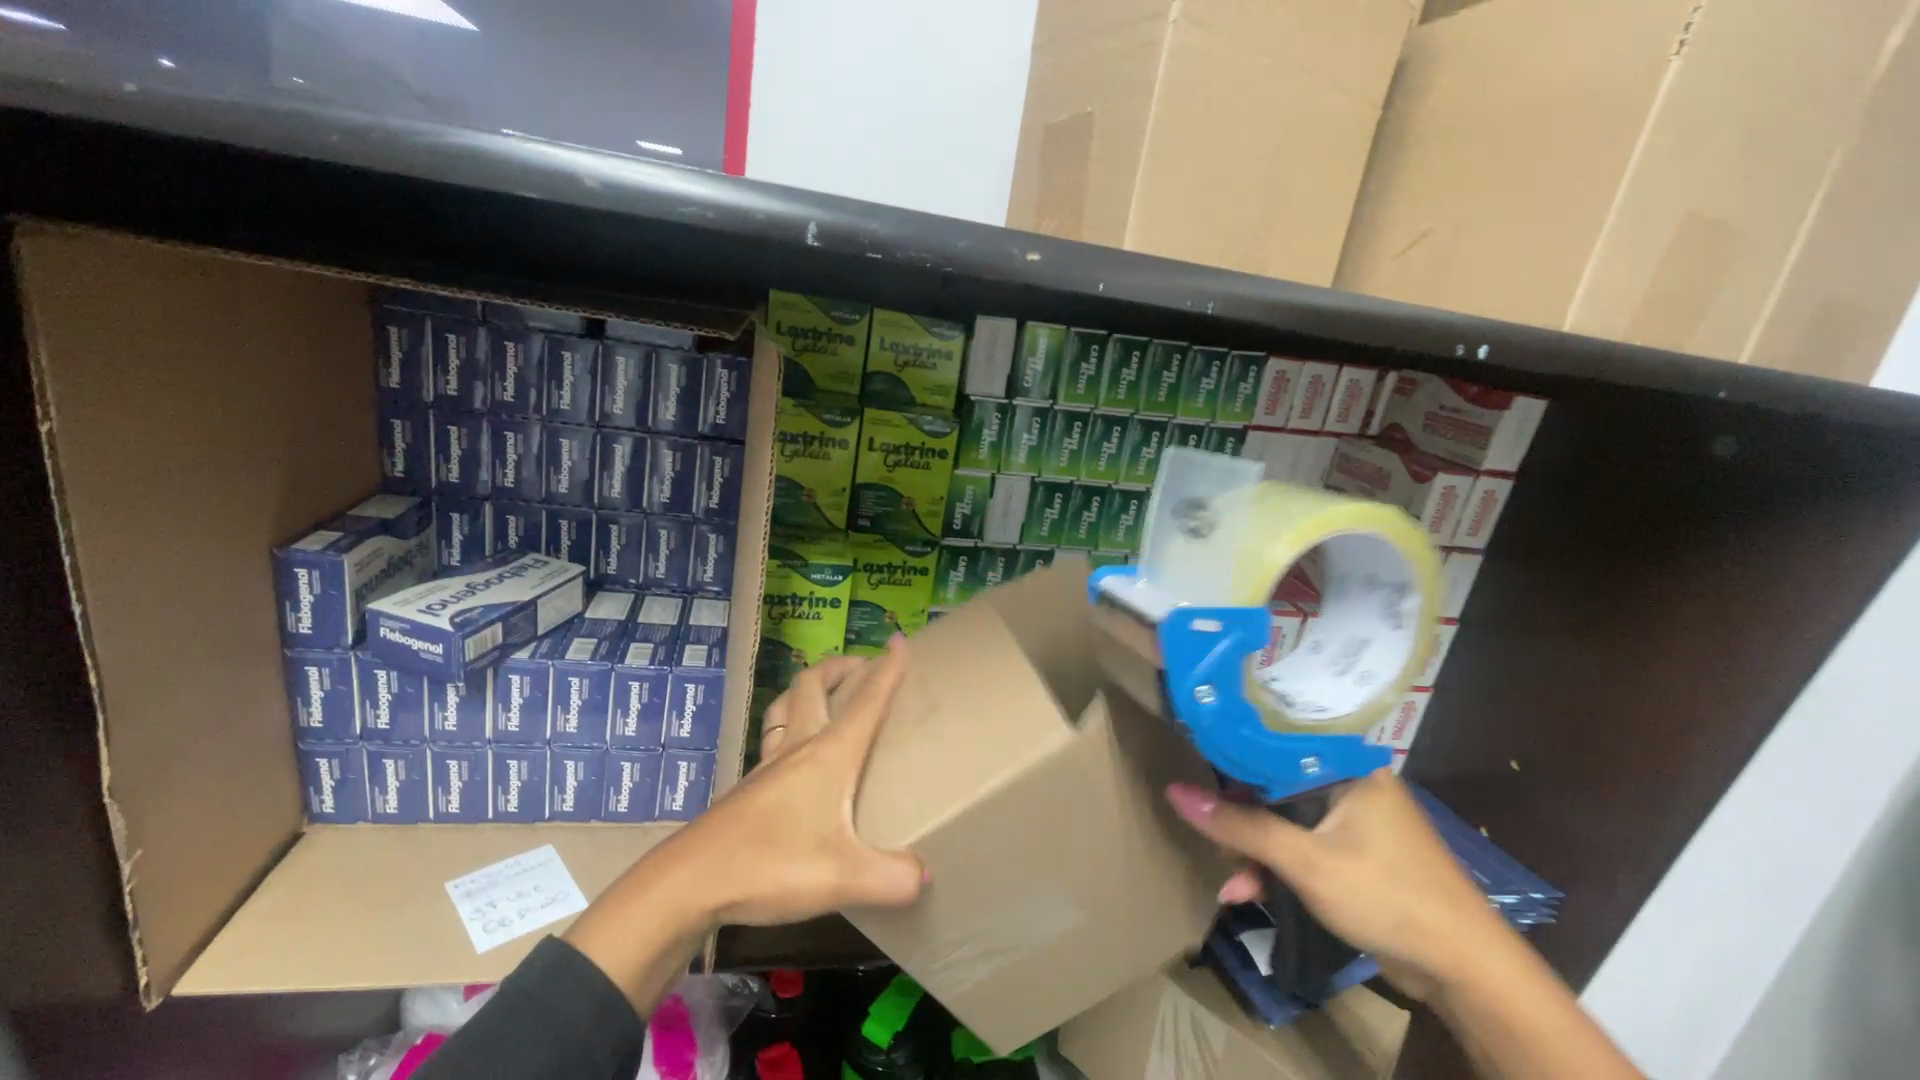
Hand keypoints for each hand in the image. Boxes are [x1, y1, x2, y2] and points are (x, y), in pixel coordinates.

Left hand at [657, 635, 925, 926]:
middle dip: (839, 668)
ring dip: (806, 691)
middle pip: (812, 687)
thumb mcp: (845, 878)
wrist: (688, 884)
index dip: (887, 670)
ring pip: (784, 709)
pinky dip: (788, 729)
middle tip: (861, 666)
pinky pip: (772, 741)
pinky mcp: (746, 791)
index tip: (900, 641)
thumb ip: (893, 878)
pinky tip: (794, 759)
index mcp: (828, 756)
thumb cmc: (771, 866)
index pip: (866, 701)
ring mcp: (766, 769)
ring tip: (823, 694)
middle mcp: (797, 750)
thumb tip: (924, 876)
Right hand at [1166, 770, 1511, 1000]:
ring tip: (1232, 884)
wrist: (1461, 967)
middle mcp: (1350, 784)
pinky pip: (1301, 847)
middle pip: (1275, 784)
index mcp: (1348, 766)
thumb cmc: (1387, 896)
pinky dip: (1276, 868)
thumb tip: (1176, 793)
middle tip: (1207, 831)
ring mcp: (1353, 821)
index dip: (1232, 746)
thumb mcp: (1305, 862)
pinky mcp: (1353, 855)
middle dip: (1240, 817)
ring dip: (1254, 851)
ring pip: (1285, 820)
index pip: (1277, 739)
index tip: (1190, 751)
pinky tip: (1249, 894)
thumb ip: (1241, 827)